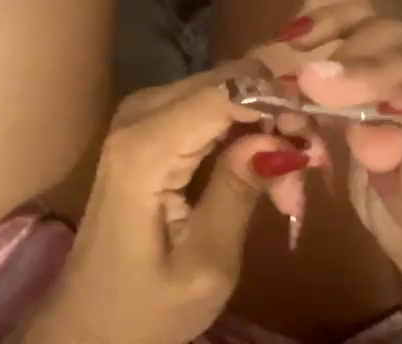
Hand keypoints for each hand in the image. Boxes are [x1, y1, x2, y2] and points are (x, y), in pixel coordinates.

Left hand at [21, 64, 306, 343]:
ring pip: (222, 89)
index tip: (313, 142)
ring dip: (261, 124)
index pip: (225, 89)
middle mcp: (139, 112)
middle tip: (307, 169)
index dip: (276, 102)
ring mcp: (140, 112)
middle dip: (274, 115)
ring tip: (286, 184)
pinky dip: (241, 129)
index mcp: (145, 146)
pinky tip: (261, 172)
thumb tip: (280, 136)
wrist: (88, 322)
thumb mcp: (205, 266)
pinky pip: (207, 105)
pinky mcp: (146, 123)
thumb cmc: (144, 308)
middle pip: (226, 82)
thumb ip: (239, 192)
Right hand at [283, 0, 401, 289]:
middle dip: (376, 69)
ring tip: (304, 77)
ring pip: (388, 29)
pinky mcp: (390, 45)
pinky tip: (297, 38)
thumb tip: (372, 134)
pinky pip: (356, 22)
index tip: (401, 108)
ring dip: (343, 52)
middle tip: (320, 87)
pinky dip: (325, 29)